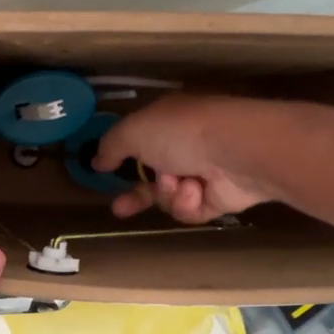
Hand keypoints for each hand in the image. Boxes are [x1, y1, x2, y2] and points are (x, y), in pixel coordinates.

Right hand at [92, 94, 272, 222]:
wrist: (236, 152)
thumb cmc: (182, 133)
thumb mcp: (133, 132)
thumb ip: (111, 146)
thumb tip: (97, 161)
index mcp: (167, 123)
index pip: (140, 141)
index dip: (121, 157)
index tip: (104, 172)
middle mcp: (186, 147)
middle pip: (153, 178)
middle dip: (137, 194)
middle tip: (120, 207)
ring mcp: (203, 173)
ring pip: (169, 197)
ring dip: (168, 193)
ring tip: (179, 183)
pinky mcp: (218, 199)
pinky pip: (189, 210)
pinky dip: (188, 202)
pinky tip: (196, 191)